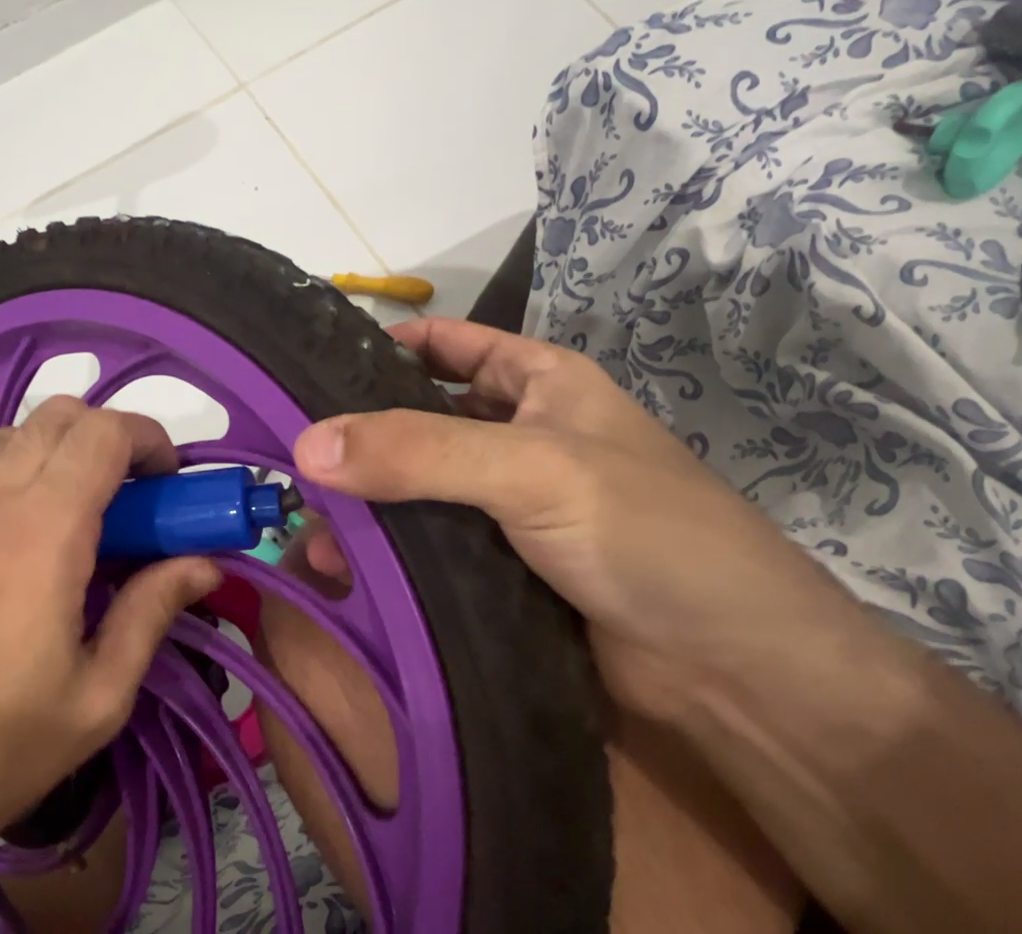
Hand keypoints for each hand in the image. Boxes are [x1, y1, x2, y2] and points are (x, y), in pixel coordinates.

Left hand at [0, 397, 219, 923]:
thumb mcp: (98, 699)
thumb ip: (152, 613)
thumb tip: (204, 564)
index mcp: (40, 534)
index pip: (102, 433)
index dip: (147, 438)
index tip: (165, 481)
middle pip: (54, 417)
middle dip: (103, 439)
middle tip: (123, 500)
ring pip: (2, 443)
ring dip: (48, 459)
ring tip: (60, 528)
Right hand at [290, 318, 836, 721]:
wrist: (737, 675)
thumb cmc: (647, 537)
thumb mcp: (533, 471)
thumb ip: (419, 452)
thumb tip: (304, 445)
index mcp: (540, 385)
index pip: (446, 345)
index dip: (381, 347)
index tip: (302, 369)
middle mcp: (520, 439)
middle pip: (419, 423)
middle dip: (358, 443)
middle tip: (284, 470)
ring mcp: (509, 512)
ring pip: (417, 495)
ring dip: (365, 513)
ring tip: (308, 544)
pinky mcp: (501, 576)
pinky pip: (429, 554)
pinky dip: (387, 562)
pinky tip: (341, 579)